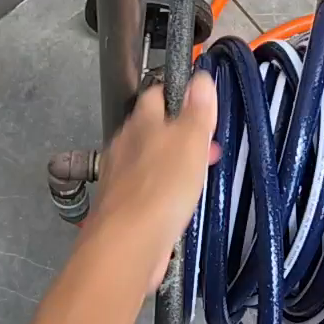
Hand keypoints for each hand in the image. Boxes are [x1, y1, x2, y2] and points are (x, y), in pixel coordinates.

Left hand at [82, 72, 220, 295]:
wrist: (129, 243)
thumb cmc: (158, 190)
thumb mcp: (191, 141)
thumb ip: (197, 110)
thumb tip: (200, 80)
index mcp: (141, 122)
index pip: (156, 94)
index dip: (177, 93)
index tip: (196, 98)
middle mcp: (124, 146)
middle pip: (151, 129)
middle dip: (178, 133)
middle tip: (203, 142)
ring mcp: (120, 177)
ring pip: (148, 160)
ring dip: (171, 163)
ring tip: (196, 172)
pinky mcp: (122, 206)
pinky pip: (145, 189)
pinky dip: (162, 190)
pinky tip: (176, 202)